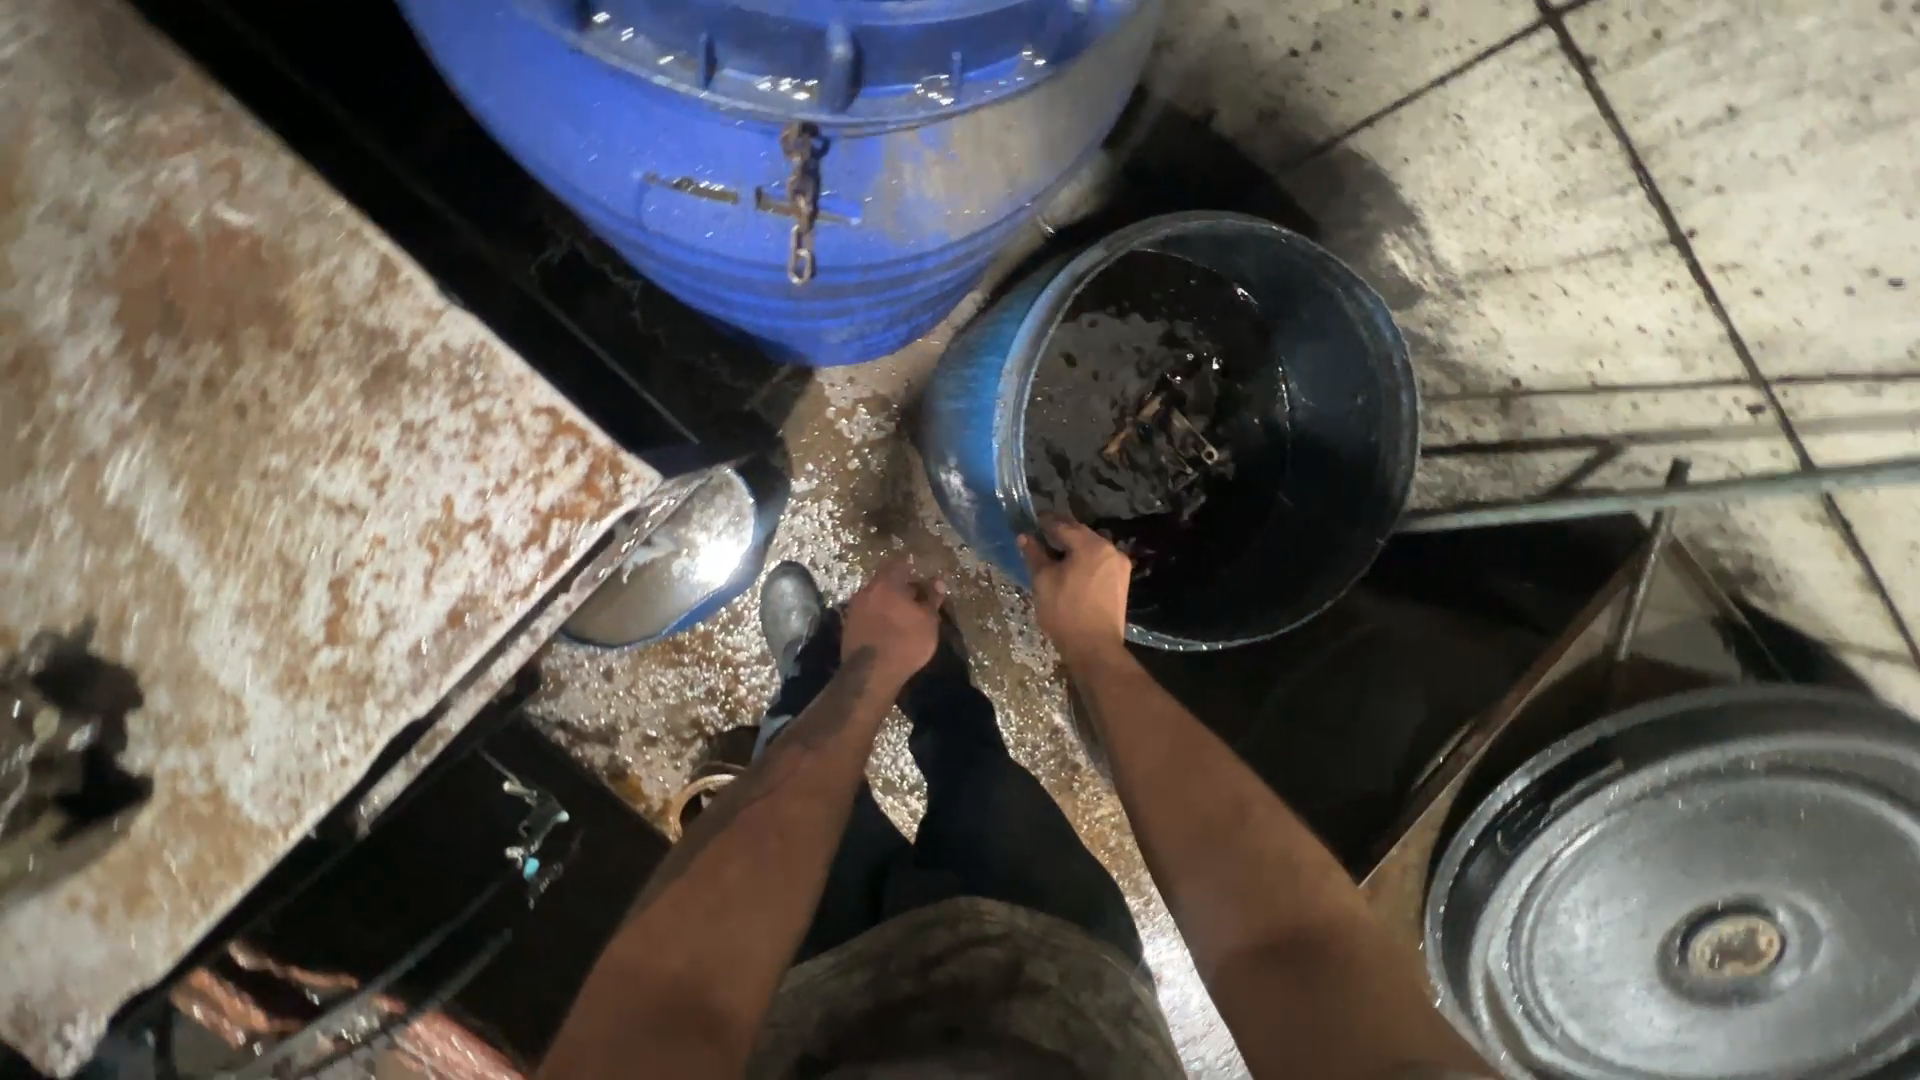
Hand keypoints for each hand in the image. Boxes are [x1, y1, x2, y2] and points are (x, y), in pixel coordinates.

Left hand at [841, 557, 946, 687]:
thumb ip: (932, 598)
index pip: (898, 563)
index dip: (911, 568)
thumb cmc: (905, 642)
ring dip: (888, 603)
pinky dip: (878, 617)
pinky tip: (888, 629)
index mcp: (886, 582)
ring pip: (875, 598)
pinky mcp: (848, 627)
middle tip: (916, 599)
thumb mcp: (928, 621)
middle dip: (900, 587)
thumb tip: (938, 581)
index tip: (922, 577)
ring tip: (903, 617)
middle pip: (885, 581)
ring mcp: (854, 609)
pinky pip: (867, 614)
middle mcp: (866, 590)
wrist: (871, 673)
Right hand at [1017, 514, 1130, 667]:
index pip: (1063, 525)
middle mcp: (1110, 549)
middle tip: (1042, 531)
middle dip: (1061, 531)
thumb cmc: (1065, 611)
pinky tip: (1073, 566)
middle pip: (1080, 533)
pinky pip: (1100, 560)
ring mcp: (1119, 565)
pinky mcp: (1121, 581)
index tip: (1032, 519)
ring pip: (1092, 547)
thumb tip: (1024, 536)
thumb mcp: (1043, 580)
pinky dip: (1085, 558)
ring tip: (1056, 550)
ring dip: (1074, 545)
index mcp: (1090, 545)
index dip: (1045, 522)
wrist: (1095, 646)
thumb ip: (1034, 554)